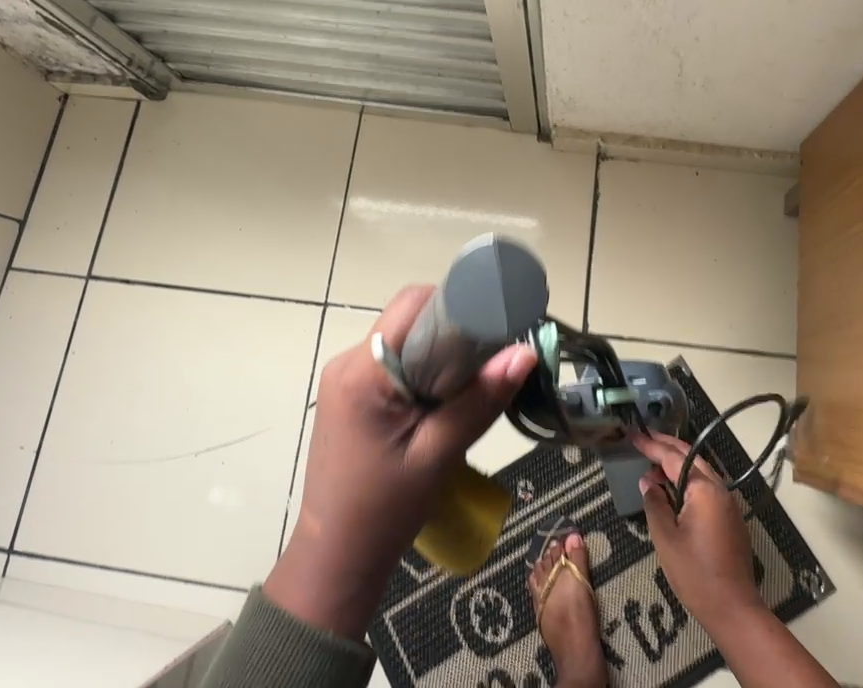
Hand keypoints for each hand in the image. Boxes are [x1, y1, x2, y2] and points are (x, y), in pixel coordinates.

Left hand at [266, 285, 537, 639]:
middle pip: (409, 319)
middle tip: (494, 357)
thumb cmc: (384, 511)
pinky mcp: (350, 394)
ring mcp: (345, 377)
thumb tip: (525, 353)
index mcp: (362, 371)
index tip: (498, 325)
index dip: (459, 305)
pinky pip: (394, 362)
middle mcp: (347, 362)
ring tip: (475, 380)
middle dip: (454, 330)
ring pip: (403, 339)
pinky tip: (447, 397)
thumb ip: (479, 401)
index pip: (413, 305)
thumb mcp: (438, 456)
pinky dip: (423, 369)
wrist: (337, 557)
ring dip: (440, 352)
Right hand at [634, 431, 770, 634]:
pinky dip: (688, 478)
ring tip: (653, 460)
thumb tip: (648, 481)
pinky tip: (672, 487)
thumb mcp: (665, 537)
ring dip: (677, 462)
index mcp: (704, 489)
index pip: (672, 458)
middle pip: (690, 456)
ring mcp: (728, 503)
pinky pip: (707, 486)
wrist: (732, 607)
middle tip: (643, 438)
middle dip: (666, 446)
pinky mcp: (730, 517)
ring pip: (700, 470)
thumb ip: (655, 503)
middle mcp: (720, 489)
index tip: (632, 434)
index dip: (651, 445)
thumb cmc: (694, 572)